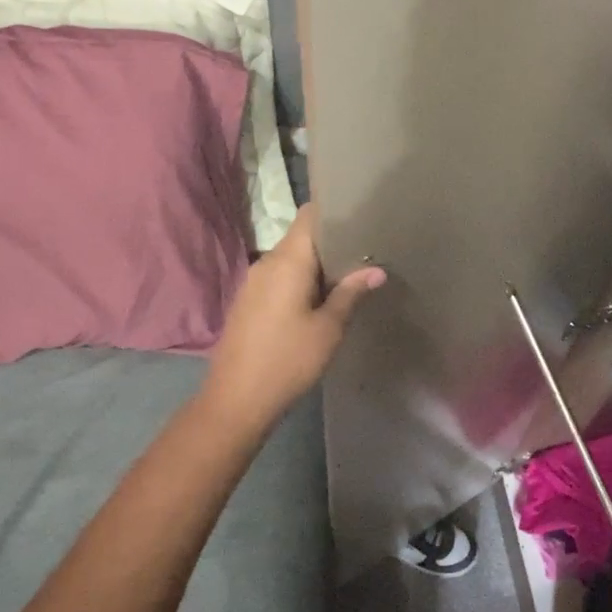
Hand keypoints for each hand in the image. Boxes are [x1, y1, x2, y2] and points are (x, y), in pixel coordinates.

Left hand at [203, 204, 385, 423]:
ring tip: (348, 277)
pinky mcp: (248, 301)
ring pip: (291, 260)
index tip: (362, 214)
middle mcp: (267, 262)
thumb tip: (376, 270)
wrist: (236, 401)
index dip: (334, 210)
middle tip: (366, 253)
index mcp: (288, 260)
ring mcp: (253, 282)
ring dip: (316, 266)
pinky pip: (279, 278)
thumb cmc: (288, 360)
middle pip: (302, 238)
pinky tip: (319, 301)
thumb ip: (351, 293)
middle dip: (332, 243)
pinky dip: (300, 282)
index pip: (310, 215)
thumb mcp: (329, 329)